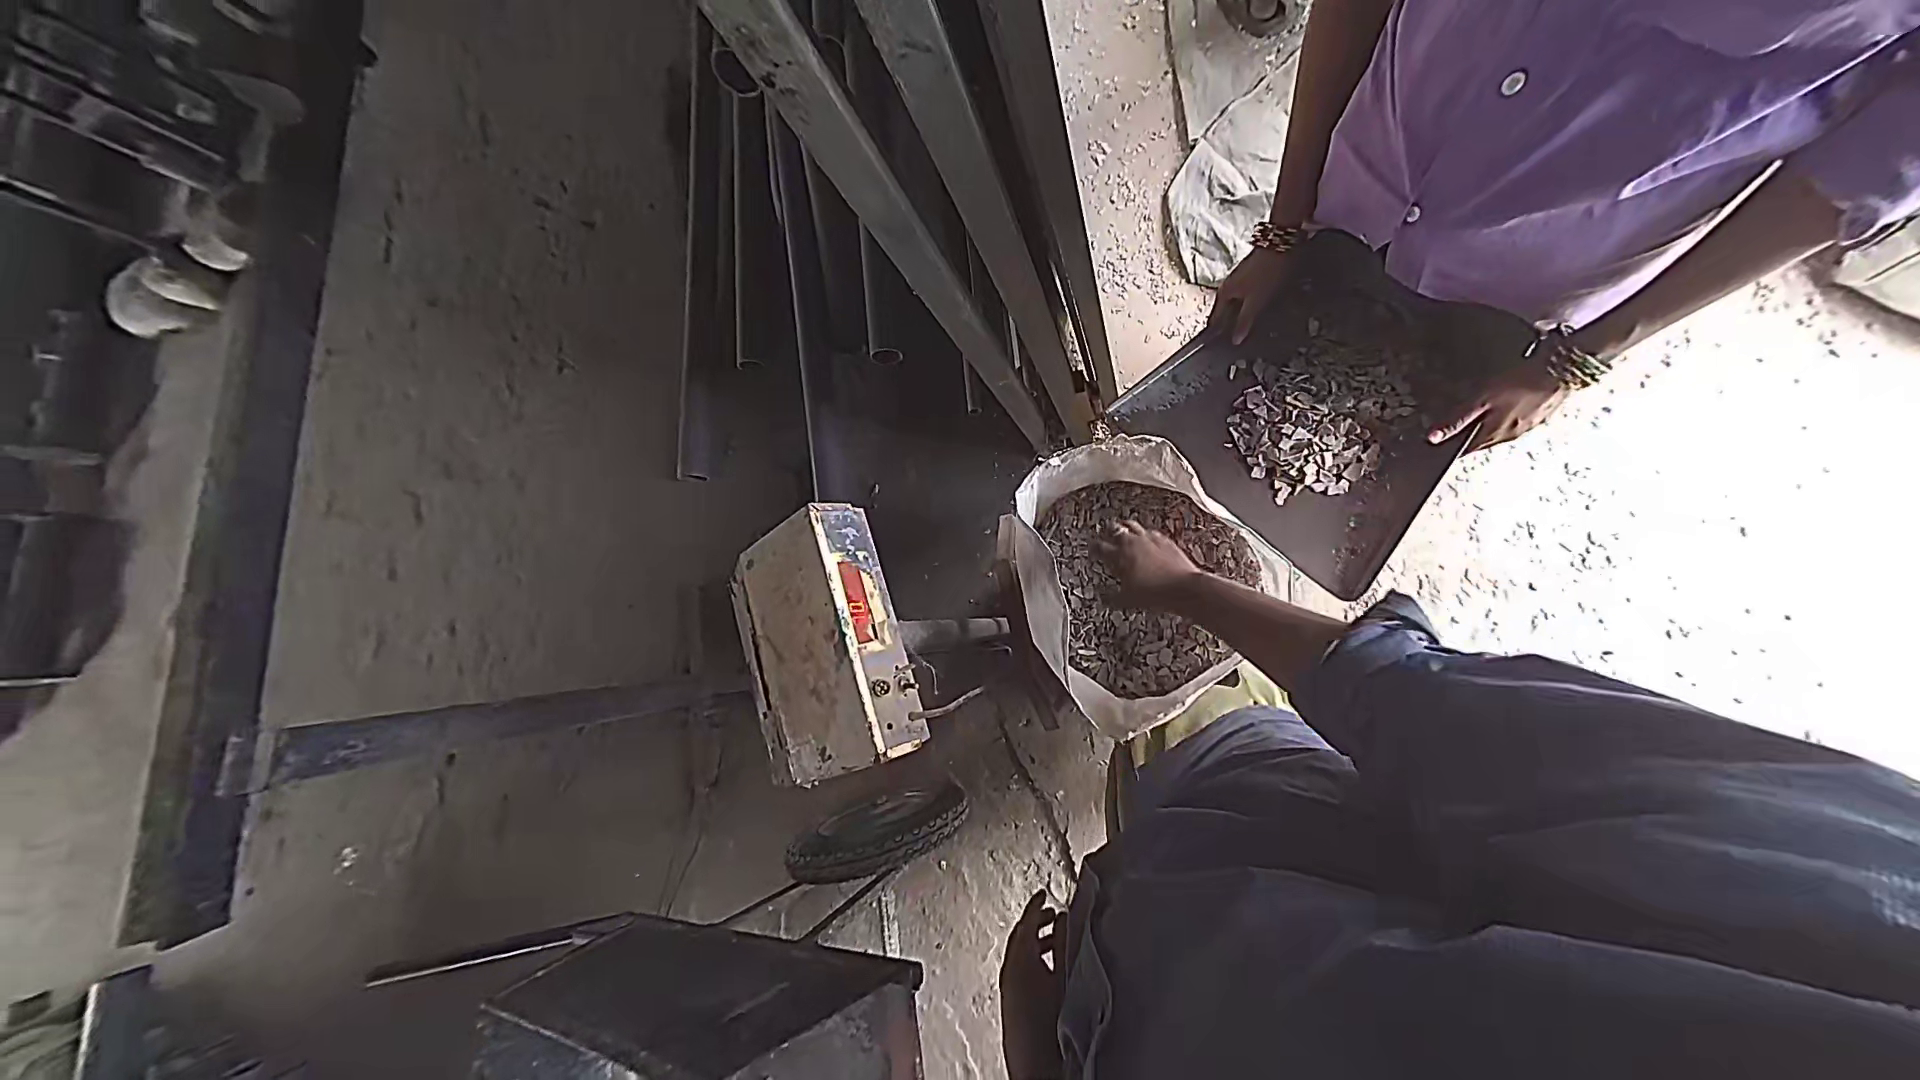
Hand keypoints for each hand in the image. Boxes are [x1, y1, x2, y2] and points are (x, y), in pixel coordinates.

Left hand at [1000, 891, 1065, 1079]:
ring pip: (1019, 949)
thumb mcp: (1064, 976)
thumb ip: (1063, 944)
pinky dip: (1030, 954)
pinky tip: (1045, 962)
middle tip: (1051, 913)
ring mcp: (1007, 982)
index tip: (1043, 893)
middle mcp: (1009, 967)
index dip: (1035, 904)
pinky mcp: (1009, 995)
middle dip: (1036, 921)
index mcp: (1020, 958)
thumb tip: (1063, 921)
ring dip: (1034, 939)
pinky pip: (1017, 964)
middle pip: (1020, 934)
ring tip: (1053, 937)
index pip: (1026, 921)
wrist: (1036, 1061)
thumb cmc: (1051, 1021)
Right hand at [1093, 520, 1201, 608]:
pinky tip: (1146, 539)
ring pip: (1131, 525)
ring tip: (1123, 531)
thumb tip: (1102, 596)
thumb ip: (1110, 596)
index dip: (1093, 548)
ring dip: (1125, 528)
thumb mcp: (1126, 601)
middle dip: (1107, 532)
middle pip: (1114, 529)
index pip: (1099, 547)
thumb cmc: (1155, 594)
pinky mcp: (1164, 540)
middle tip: (1104, 535)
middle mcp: (1132, 543)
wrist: (1184, 589)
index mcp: (1118, 556)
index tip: (1092, 549)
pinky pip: (1150, 531)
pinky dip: (1144, 534)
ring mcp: (1148, 539)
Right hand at [1208, 245, 1296, 343]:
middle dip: (1229, 325)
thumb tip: (1235, 341)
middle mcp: (1227, 287)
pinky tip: (1256, 310)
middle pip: (1225, 312)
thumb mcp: (1255, 302)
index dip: (1218, 334)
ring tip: (1247, 327)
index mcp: (1224, 294)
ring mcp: (1238, 280)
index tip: (1220, 347)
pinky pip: (1244, 296)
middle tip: (1236, 340)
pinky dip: (1248, 305)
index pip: (1215, 320)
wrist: (1280, 244)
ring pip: (1235, 304)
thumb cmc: (1265, 274)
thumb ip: (1244, 322)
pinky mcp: (1250, 275)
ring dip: (1239, 315)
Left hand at [1427, 357, 1568, 452]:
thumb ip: (1457, 420)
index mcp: (1493, 435)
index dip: (1448, 448)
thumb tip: (1433, 439)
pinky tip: (1499, 410)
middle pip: (1479, 442)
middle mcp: (1509, 436)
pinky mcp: (1538, 417)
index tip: (1434, 447)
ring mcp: (1526, 428)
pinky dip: (1501, 420)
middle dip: (1464, 438)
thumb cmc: (1519, 383)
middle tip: (1449, 430)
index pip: (1464, 451)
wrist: (1564, 368)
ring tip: (1471, 419)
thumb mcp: (1481, 400)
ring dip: (1483, 429)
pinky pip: (1512, 423)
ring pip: (1496, 433)